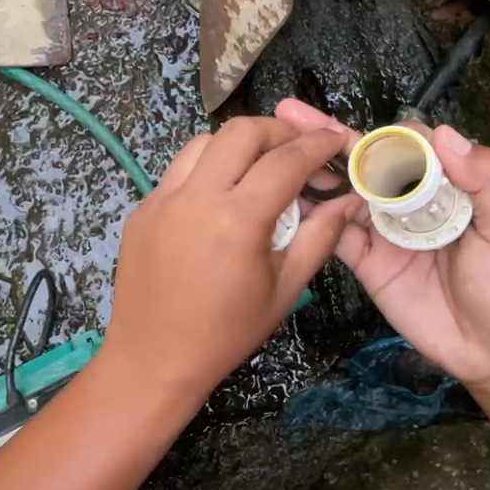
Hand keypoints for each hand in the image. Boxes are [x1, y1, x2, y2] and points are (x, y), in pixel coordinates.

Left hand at [107, 117, 350, 402]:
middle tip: (299, 149)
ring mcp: (161, 199)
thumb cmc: (225, 333)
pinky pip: (179, 170)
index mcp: (236, 220)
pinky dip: (207, 169)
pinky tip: (221, 196)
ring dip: (238, 145)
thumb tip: (346, 202)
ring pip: (203, 143)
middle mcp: (195, 197)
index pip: (285, 161)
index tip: (335, 141)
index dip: (317, 145)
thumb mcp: (284, 290)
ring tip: (260, 168)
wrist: (153, 358)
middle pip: (241, 132)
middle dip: (278, 131)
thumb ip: (318, 238)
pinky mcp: (142, 208)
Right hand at [275, 99, 489, 387]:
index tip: (353, 133)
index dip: (379, 136)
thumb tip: (444, 133)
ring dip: (310, 171)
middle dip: (327, 136)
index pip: (408, 145)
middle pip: (366, 161)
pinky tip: (280, 200)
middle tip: (287, 113)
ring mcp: (384, 230)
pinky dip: (309, 218)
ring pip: (343, 192)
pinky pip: (332, 235)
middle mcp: (411, 199)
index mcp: (448, 183)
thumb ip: (488, 180)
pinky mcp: (366, 262)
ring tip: (270, 151)